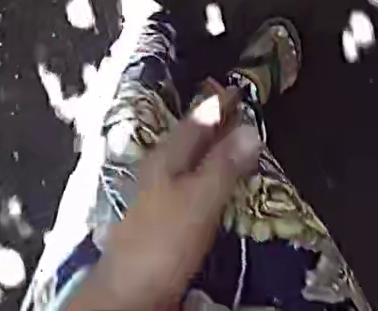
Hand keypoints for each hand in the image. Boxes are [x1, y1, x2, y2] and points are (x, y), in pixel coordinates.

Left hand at [71, 85, 261, 310]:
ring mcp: (157, 193)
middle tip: (237, 108)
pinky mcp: (161, 219)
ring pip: (188, 158)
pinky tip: (213, 185)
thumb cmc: (162, 241)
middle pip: (191, 136)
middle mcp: (160, 167)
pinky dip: (205, 174)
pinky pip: (189, 181)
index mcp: (168, 155)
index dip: (219, 103)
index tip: (239, 88)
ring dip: (209, 148)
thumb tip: (251, 129)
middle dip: (213, 121)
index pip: (198, 119)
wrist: (126, 295)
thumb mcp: (199, 199)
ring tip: (230, 141)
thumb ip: (224, 164)